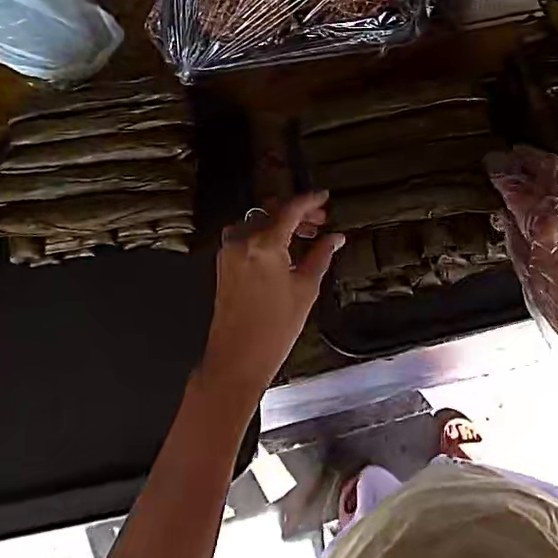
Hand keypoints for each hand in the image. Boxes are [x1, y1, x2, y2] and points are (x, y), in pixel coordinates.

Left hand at [200, 191, 343, 397]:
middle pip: (273, 211)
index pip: (291, 209)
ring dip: (280, 222)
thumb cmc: (270, 331)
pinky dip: (264, 234)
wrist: (237, 359)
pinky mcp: (223, 263)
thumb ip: (321, 256)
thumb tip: (334, 240)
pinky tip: (281, 248)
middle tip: (319, 221)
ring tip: (303, 235)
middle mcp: (242, 242)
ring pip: (257, 220)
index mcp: (264, 245)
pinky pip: (245, 235)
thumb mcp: (306, 289)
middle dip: (297, 212)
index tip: (323, 198)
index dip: (311, 201)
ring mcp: (229, 251)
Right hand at [488, 147, 557, 365]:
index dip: (500, 173)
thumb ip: (514, 233)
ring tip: (526, 165)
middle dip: (527, 157)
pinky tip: (546, 190)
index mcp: (545, 224)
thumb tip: (506, 212)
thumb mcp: (525, 267)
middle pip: (547, 168)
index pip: (516, 188)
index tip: (490, 164)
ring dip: (543, 167)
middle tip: (510, 153)